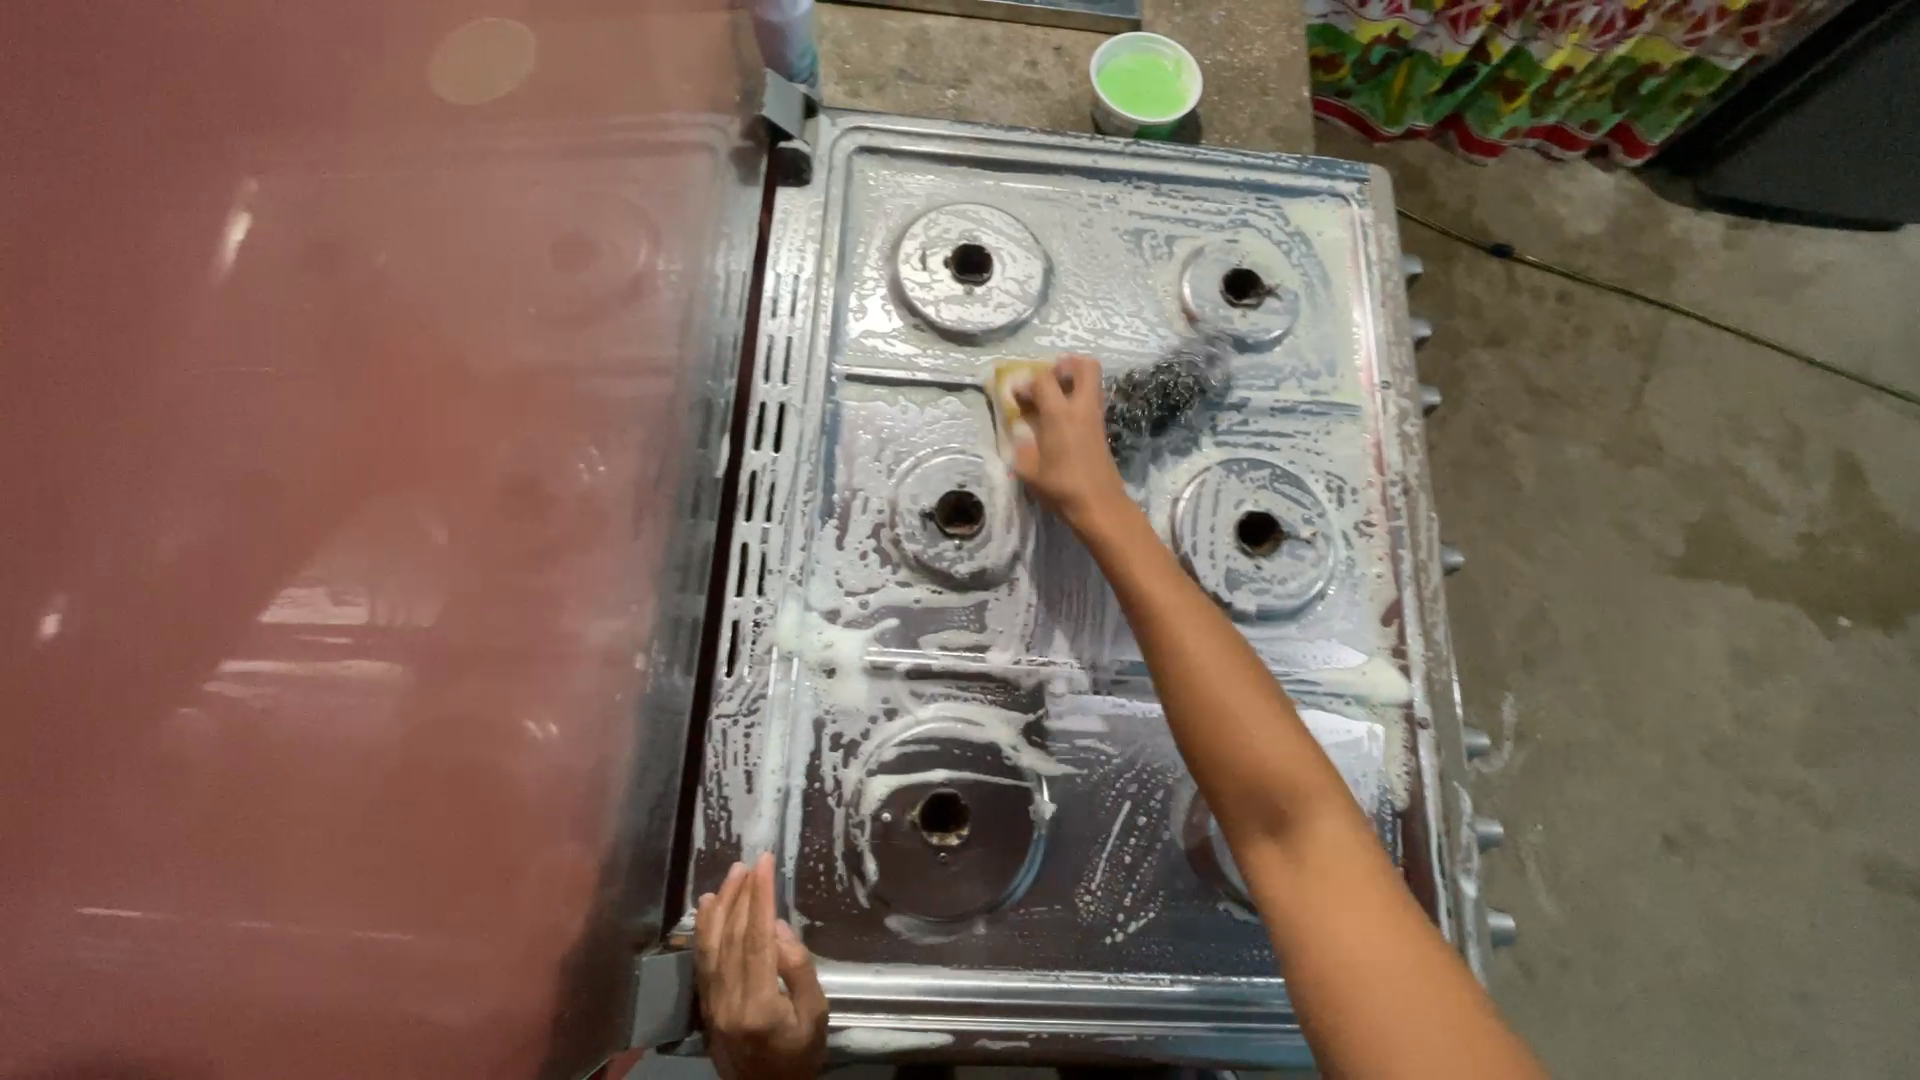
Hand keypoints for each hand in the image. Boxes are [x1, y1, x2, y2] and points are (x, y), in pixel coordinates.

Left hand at [694, 854, 827, 1079]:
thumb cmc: (800, 1054)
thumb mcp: (816, 1013)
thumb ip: (798, 968)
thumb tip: (778, 927)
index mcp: (759, 1005)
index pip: (757, 939)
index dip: (760, 898)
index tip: (764, 864)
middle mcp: (729, 1002)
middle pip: (732, 937)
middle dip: (741, 894)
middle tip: (750, 862)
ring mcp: (712, 1005)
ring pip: (712, 945)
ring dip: (721, 905)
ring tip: (731, 874)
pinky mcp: (706, 1007)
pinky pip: (702, 961)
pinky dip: (703, 929)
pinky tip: (707, 906)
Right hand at [1009, 354, 1130, 531]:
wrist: (1099, 505)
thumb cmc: (1061, 487)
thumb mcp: (1028, 470)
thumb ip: (1019, 446)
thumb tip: (1017, 433)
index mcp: (1060, 414)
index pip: (1043, 379)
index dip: (1026, 383)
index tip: (1016, 397)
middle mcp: (1081, 408)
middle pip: (1085, 365)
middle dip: (1065, 365)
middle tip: (1048, 381)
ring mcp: (1096, 417)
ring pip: (1093, 381)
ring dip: (1074, 380)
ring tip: (1054, 398)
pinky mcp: (1101, 429)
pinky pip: (1092, 400)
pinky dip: (1078, 399)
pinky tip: (1062, 420)